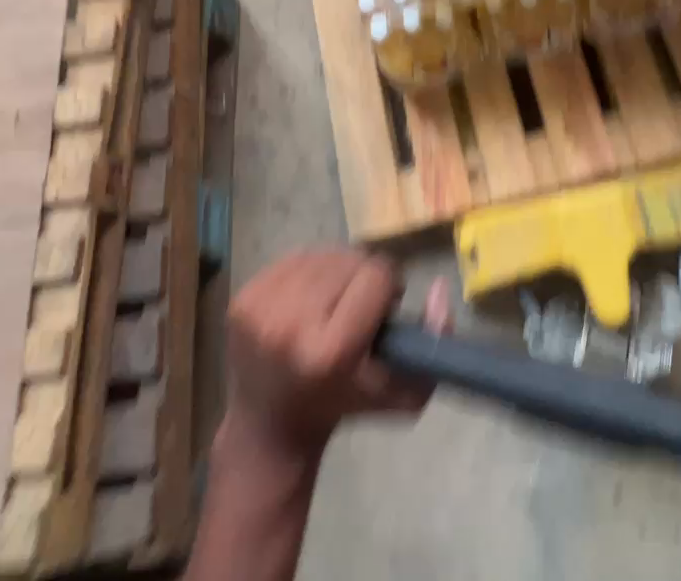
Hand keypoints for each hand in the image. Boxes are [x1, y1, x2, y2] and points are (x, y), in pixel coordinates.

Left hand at [225, 249, 450, 457]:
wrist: (270, 425)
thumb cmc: (345, 407)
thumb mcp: (406, 391)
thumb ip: (434, 340)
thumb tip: (438, 285)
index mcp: (331, 351)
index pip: (377, 276)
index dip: (391, 286)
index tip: (388, 307)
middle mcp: (290, 324)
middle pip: (351, 261)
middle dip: (364, 278)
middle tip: (361, 306)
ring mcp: (260, 309)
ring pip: (323, 255)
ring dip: (338, 272)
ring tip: (335, 301)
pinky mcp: (242, 298)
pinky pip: (294, 258)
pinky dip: (310, 272)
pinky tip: (310, 298)